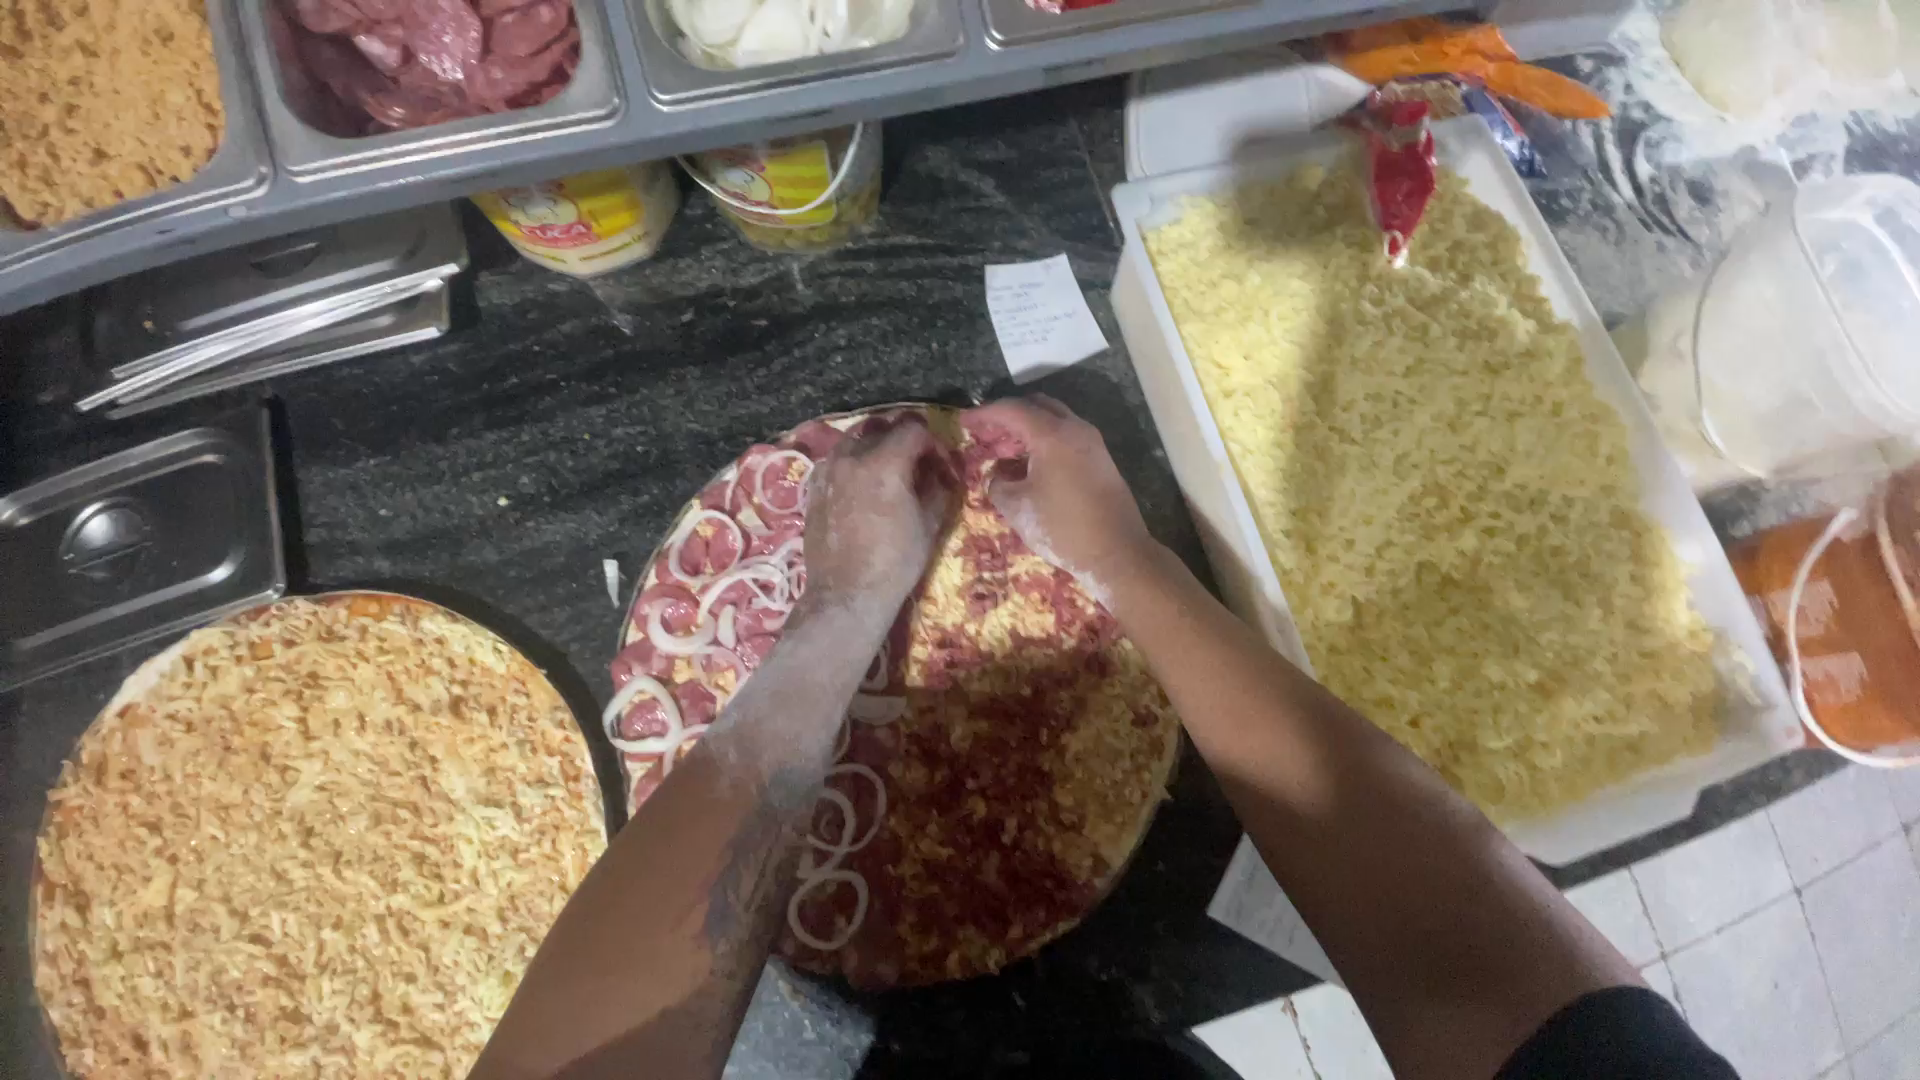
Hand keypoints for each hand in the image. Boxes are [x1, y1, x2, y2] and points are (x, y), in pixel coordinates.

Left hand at [798, 414, 955, 615]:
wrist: (847, 594)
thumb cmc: (895, 562)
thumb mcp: (930, 525)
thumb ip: (939, 488)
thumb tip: (942, 475)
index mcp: (884, 461)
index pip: (915, 429)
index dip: (935, 444)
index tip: (942, 469)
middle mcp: (852, 456)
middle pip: (885, 429)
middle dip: (907, 442)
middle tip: (920, 468)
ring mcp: (828, 470)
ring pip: (857, 439)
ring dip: (878, 447)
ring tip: (891, 473)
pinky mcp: (814, 487)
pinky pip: (837, 460)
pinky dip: (855, 463)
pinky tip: (864, 487)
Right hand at [960, 396, 1156, 589]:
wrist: (1117, 552)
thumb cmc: (1063, 528)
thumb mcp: (1017, 508)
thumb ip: (998, 485)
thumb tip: (996, 476)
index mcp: (1052, 435)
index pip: (1011, 410)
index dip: (984, 414)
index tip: (963, 421)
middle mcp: (1075, 430)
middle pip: (1037, 406)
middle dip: (1008, 415)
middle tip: (987, 432)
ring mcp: (1093, 443)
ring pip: (1055, 420)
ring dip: (1028, 429)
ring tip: (1006, 450)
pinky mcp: (1101, 460)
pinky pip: (1067, 437)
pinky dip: (1045, 441)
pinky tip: (1031, 465)